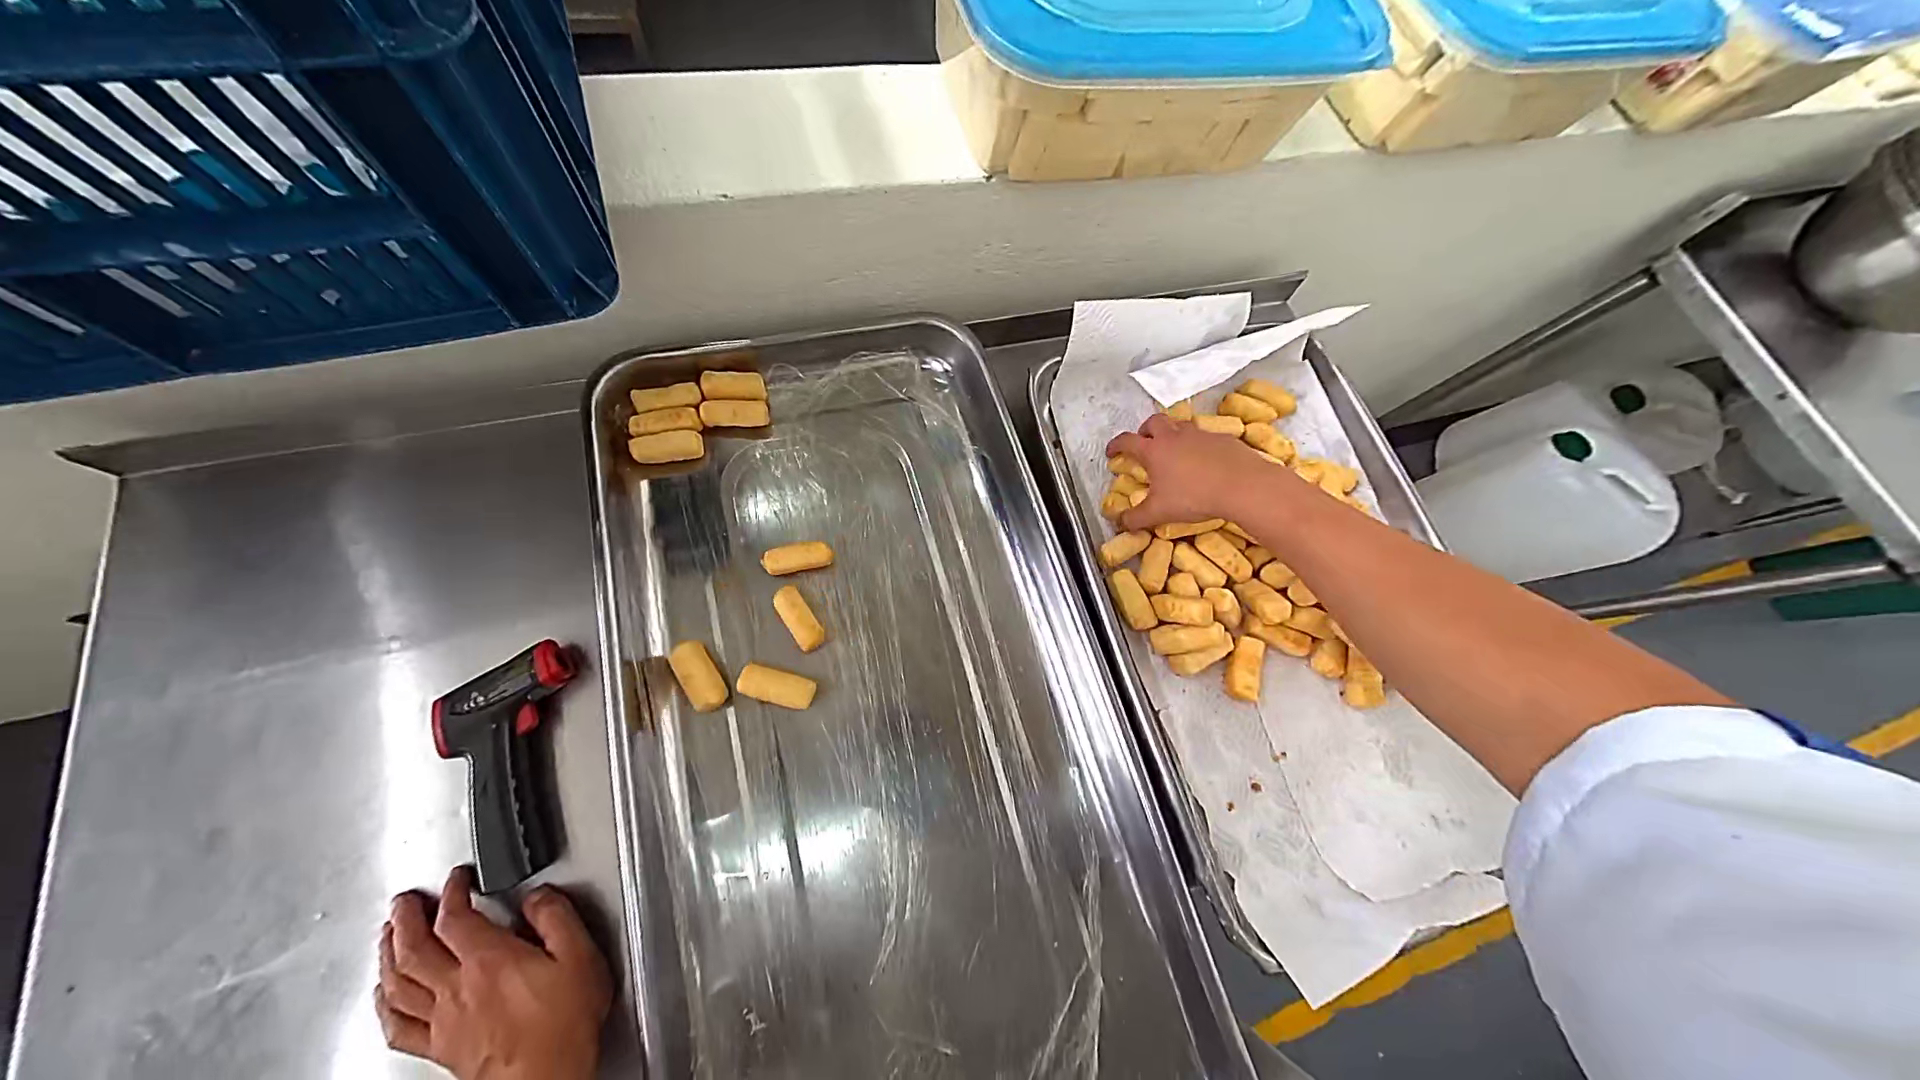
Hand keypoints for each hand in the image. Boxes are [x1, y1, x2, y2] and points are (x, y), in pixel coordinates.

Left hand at [377, 867, 611, 1079]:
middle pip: (413, 949)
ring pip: (397, 985)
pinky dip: (384, 1005)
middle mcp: (458, 989)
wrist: (548, 1077)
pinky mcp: (440, 1048)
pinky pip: (398, 1026)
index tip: (458, 878)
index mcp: (491, 961)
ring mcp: (444, 1021)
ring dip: (387, 955)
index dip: (452, 891)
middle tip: (405, 901)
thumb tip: (538, 896)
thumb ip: (557, 918)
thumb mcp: (580, 954)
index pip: (455, 917)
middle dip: (405, 919)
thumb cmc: (565, 1021)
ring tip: (386, 937)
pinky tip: (385, 996)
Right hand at [1105, 413, 1289, 531]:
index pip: (1127, 441)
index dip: (1116, 445)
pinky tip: (1203, 460)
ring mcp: (1200, 435)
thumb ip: (1136, 518)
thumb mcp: (1159, 513)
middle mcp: (1175, 437)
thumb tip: (1121, 523)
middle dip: (1145, 430)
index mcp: (1154, 451)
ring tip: (1174, 450)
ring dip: (1172, 434)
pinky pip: (1205, 436)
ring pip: (1180, 425)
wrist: (1243, 486)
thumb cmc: (1194, 497)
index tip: (1112, 452)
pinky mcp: (1223, 439)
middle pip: (1154, 422)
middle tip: (1144, 442)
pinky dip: (1198, 444)